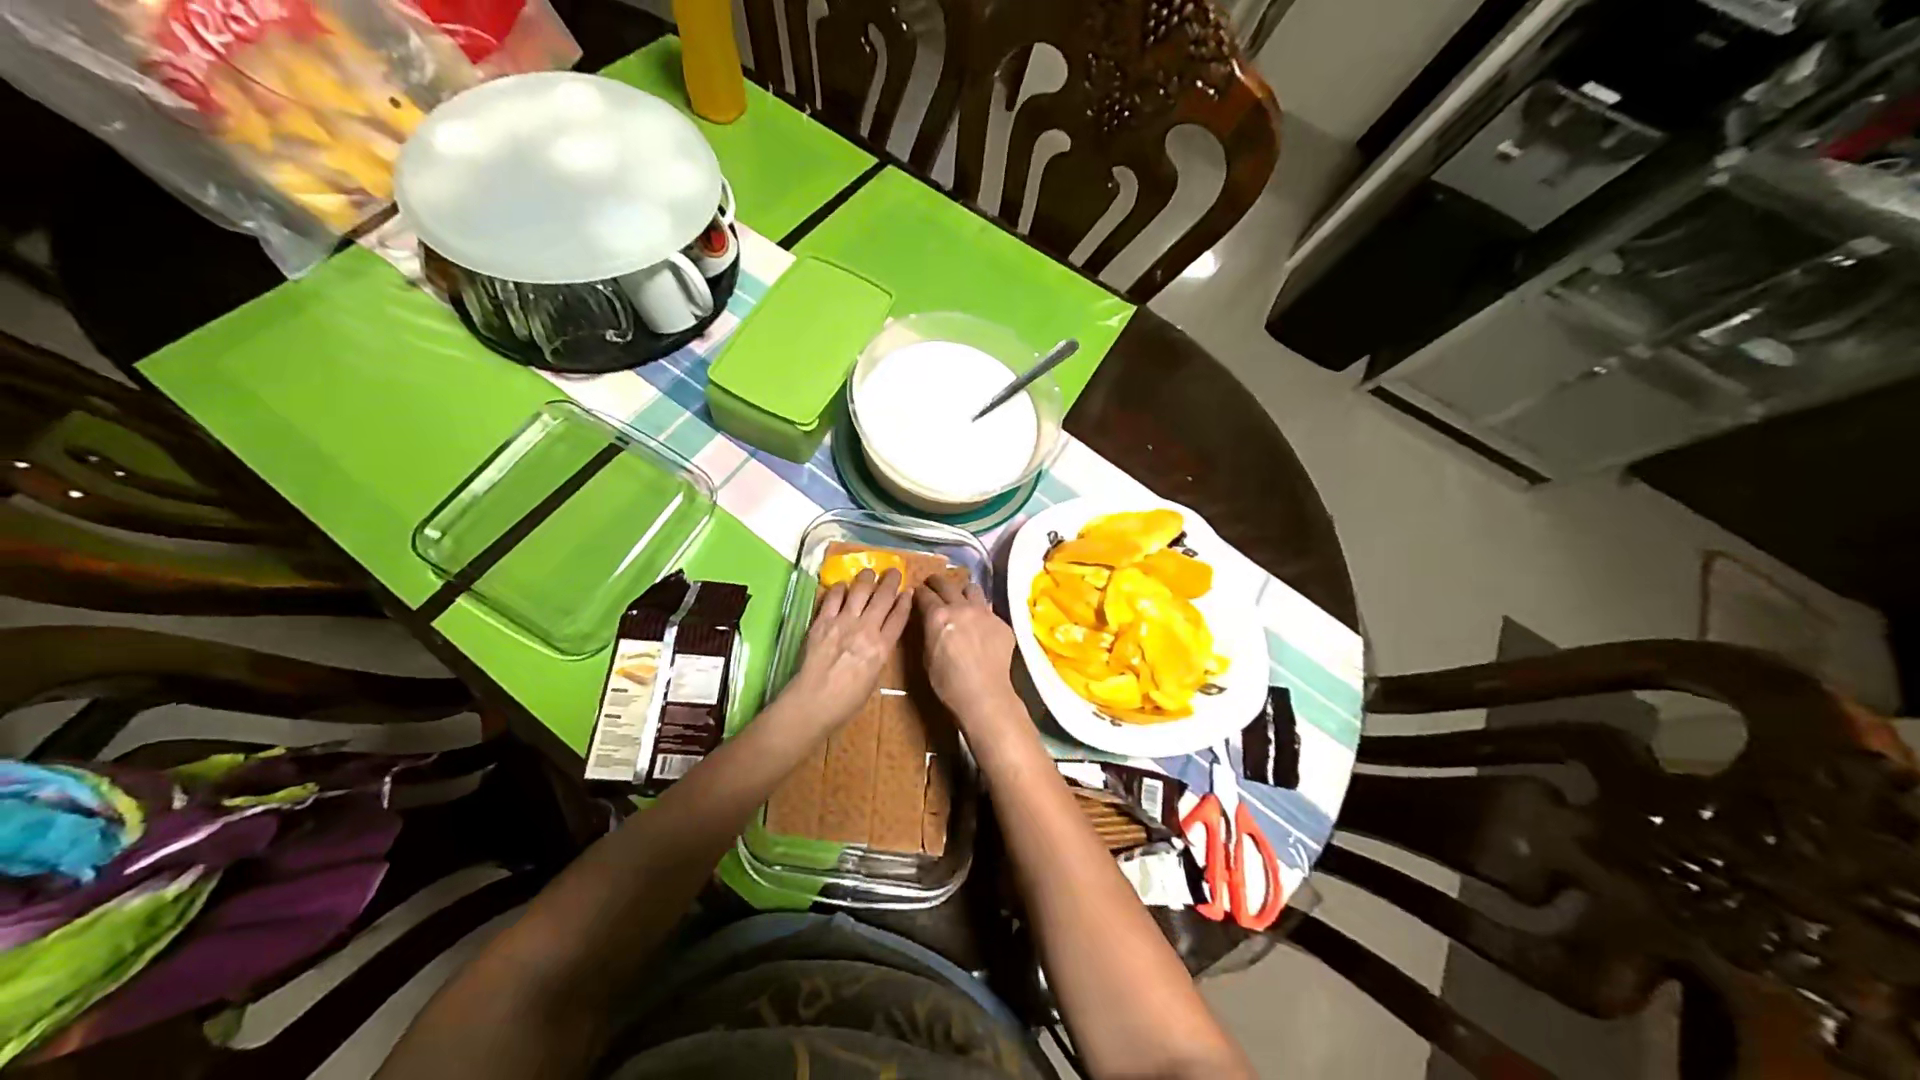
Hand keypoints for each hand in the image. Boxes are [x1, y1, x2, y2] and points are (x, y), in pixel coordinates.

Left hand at [785, 568, 911, 728]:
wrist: (813, 701)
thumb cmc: (846, 701)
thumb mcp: (873, 679)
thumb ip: (878, 655)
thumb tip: (877, 642)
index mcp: (882, 647)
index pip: (899, 617)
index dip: (905, 602)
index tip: (909, 591)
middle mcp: (866, 629)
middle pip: (882, 598)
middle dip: (890, 582)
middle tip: (893, 571)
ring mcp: (843, 622)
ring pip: (859, 591)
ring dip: (866, 579)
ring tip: (869, 572)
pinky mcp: (822, 621)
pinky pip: (833, 598)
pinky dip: (840, 588)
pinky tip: (843, 585)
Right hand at [913, 574, 1018, 724]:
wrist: (984, 694)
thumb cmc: (948, 682)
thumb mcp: (927, 656)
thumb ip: (928, 632)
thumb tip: (929, 621)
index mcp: (938, 616)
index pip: (924, 594)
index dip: (919, 592)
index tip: (917, 593)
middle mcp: (961, 607)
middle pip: (947, 583)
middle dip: (937, 582)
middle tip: (933, 584)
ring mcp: (984, 613)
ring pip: (973, 589)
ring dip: (963, 592)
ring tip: (961, 599)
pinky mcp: (1001, 623)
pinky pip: (989, 610)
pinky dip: (980, 613)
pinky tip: (980, 627)